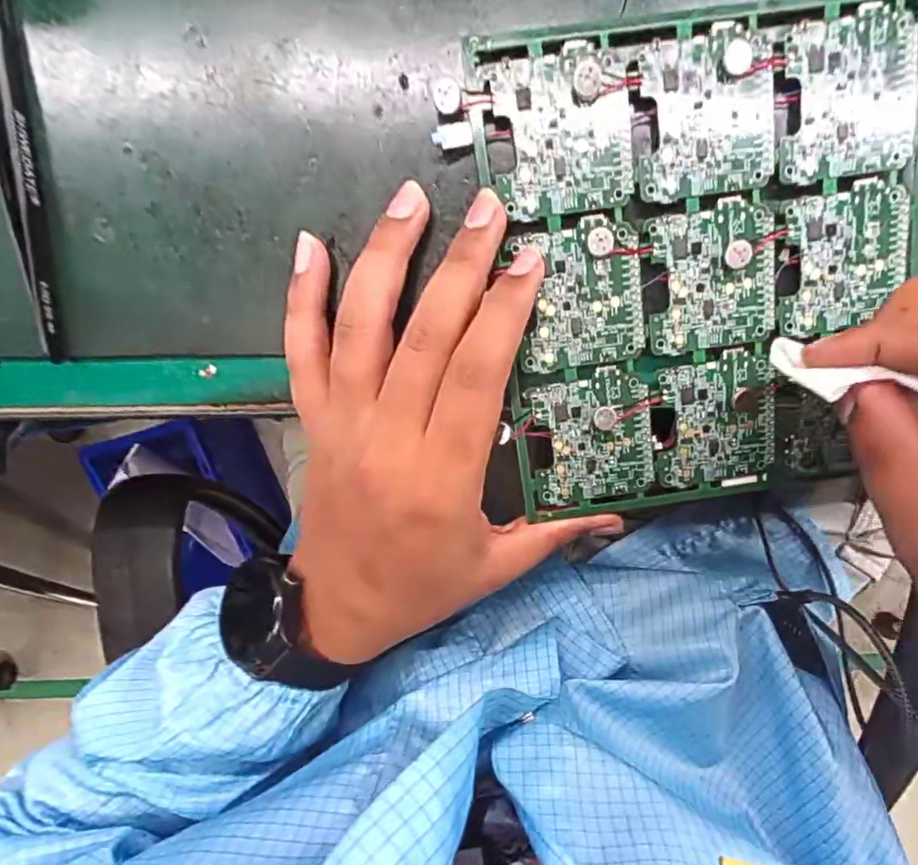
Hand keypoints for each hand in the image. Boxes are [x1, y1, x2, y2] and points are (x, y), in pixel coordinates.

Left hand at [283, 182, 623, 663]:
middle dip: (461, 266)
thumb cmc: (419, 590)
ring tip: (410, 202)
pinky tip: (309, 246)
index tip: (528, 263)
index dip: (503, 312)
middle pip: (425, 337)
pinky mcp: (314, 423)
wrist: (336, 609)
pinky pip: (300, 353)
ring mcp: (344, 425)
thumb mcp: (493, 569)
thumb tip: (616, 517)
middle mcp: (388, 439)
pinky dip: (301, 298)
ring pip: (360, 329)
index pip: (475, 374)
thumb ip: (553, 535)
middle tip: (489, 211)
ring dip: (384, 258)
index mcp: (441, 476)